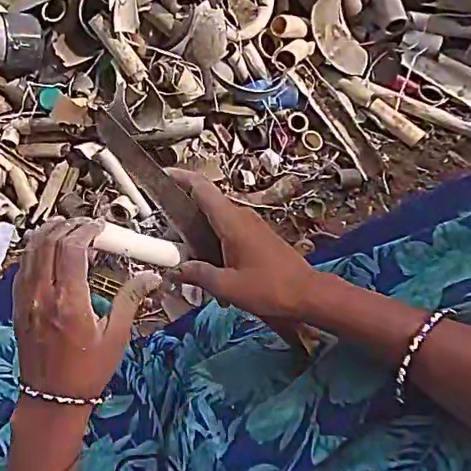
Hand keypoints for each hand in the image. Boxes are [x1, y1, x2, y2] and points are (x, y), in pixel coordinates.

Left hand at [14, 219, 159, 401]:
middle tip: (86, 226)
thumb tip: (150, 277)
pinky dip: (34, 252)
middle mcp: (42, 297)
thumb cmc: (86, 373)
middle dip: (68, 226)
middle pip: (48, 242)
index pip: (71, 248)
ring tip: (66, 229)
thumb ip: (131, 300)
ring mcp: (26, 301)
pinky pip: (22, 268)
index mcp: (68, 303)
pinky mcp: (17, 306)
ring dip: (48, 234)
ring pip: (31, 251)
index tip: (99, 227)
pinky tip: (47, 252)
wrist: (52, 400)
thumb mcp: (116, 336)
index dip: (86, 230)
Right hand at [168, 170, 322, 321]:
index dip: (180, 178)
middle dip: (183, 216)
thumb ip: (197, 274)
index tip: (162, 176)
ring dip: (200, 237)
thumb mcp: (227, 286)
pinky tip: (213, 273)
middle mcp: (241, 217)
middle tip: (165, 234)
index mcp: (232, 221)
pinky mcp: (257, 237)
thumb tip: (175, 270)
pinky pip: (228, 233)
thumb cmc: (271, 288)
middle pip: (205, 204)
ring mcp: (251, 226)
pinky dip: (214, 246)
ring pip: (216, 222)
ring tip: (186, 260)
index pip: (202, 188)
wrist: (309, 294)